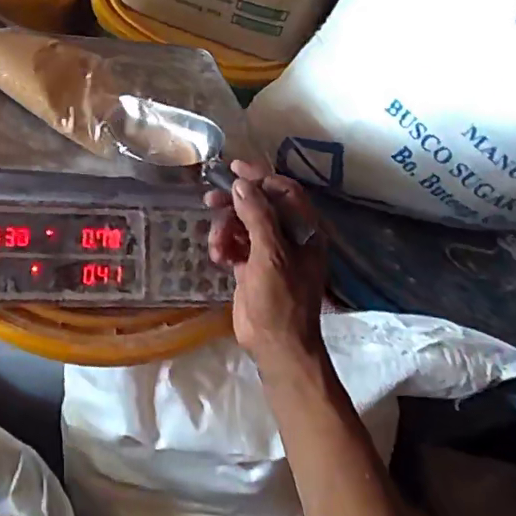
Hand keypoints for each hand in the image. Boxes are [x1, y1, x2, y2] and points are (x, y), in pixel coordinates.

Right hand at [204, 160, 327, 362]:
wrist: (276, 345)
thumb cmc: (281, 300)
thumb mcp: (271, 255)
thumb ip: (257, 217)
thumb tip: (241, 185)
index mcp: (305, 231)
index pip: (284, 191)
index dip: (260, 177)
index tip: (234, 169)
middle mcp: (290, 237)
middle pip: (259, 205)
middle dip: (235, 203)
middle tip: (210, 200)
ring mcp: (270, 253)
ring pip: (242, 224)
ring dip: (225, 229)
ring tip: (216, 245)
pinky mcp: (252, 267)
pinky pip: (234, 244)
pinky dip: (224, 246)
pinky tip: (218, 257)